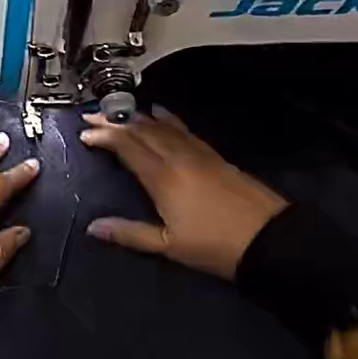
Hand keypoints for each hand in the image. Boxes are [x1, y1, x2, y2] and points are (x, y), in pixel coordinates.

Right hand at [79, 109, 288, 279]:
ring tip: (118, 111)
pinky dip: (168, 120)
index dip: (104, 137)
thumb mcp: (169, 246)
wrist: (272, 241)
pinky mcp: (215, 156)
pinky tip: (161, 113)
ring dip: (138, 117)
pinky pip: (185, 130)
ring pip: (163, 127)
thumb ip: (129, 233)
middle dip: (114, 121)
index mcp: (163, 178)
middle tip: (92, 114)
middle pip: (142, 131)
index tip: (85, 134)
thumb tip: (93, 227)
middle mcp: (179, 158)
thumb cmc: (216, 247)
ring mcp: (199, 154)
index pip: (127, 147)